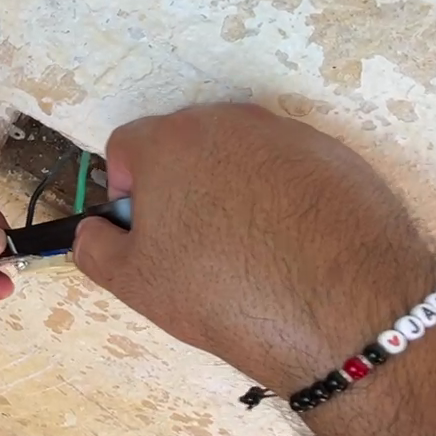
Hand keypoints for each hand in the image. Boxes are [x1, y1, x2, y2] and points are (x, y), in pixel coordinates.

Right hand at [73, 103, 435, 391]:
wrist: (342, 313)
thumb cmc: (220, 292)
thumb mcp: (131, 281)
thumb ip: (92, 245)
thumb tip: (93, 230)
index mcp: (170, 141)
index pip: (125, 145)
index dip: (124, 189)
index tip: (142, 230)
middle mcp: (229, 122)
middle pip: (183, 143)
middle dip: (175, 183)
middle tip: (189, 241)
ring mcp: (289, 135)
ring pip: (237, 155)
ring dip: (226, 188)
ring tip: (245, 249)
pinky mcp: (338, 157)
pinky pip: (287, 169)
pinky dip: (278, 197)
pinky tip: (289, 246)